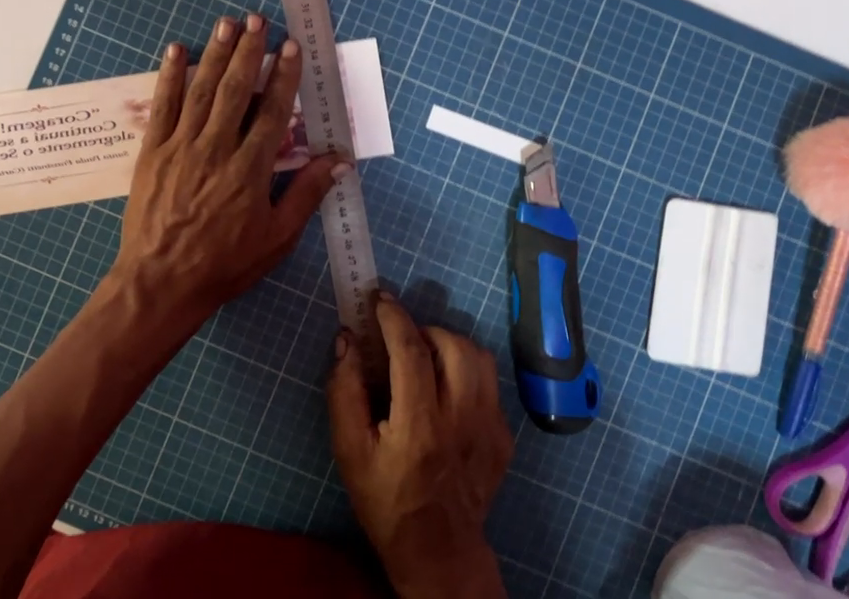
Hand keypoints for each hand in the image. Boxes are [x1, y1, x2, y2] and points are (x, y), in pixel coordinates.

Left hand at [111, 13, 347, 323]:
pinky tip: (176, 50)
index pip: (272, 111)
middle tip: (257, 19)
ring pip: (201, 90)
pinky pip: (162, 106)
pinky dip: (169, 76)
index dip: (283, 76)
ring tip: (226, 23)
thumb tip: (340, 161)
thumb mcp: (276, 238)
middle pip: (235, 89)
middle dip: (248, 51)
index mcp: (249, 169)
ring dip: (215, 54)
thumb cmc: (225, 265)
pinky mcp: (151, 152)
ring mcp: (180, 147)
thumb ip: (306, 194)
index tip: (290, 47)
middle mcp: (215, 148)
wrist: (161, 283)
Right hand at [327, 295, 512, 598]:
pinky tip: (446, 392)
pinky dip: (465, 373)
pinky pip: (489, 384)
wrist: (437, 549)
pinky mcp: (504, 436)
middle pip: (453, 345)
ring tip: (426, 358)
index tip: (379, 299)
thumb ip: (344, 390)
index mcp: (418, 424)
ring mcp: (489, 428)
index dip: (393, 316)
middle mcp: (461, 420)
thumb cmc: (384, 498)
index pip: (410, 349)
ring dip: (450, 345)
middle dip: (424, 329)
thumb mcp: (348, 449)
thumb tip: (347, 339)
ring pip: (479, 358)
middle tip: (402, 339)